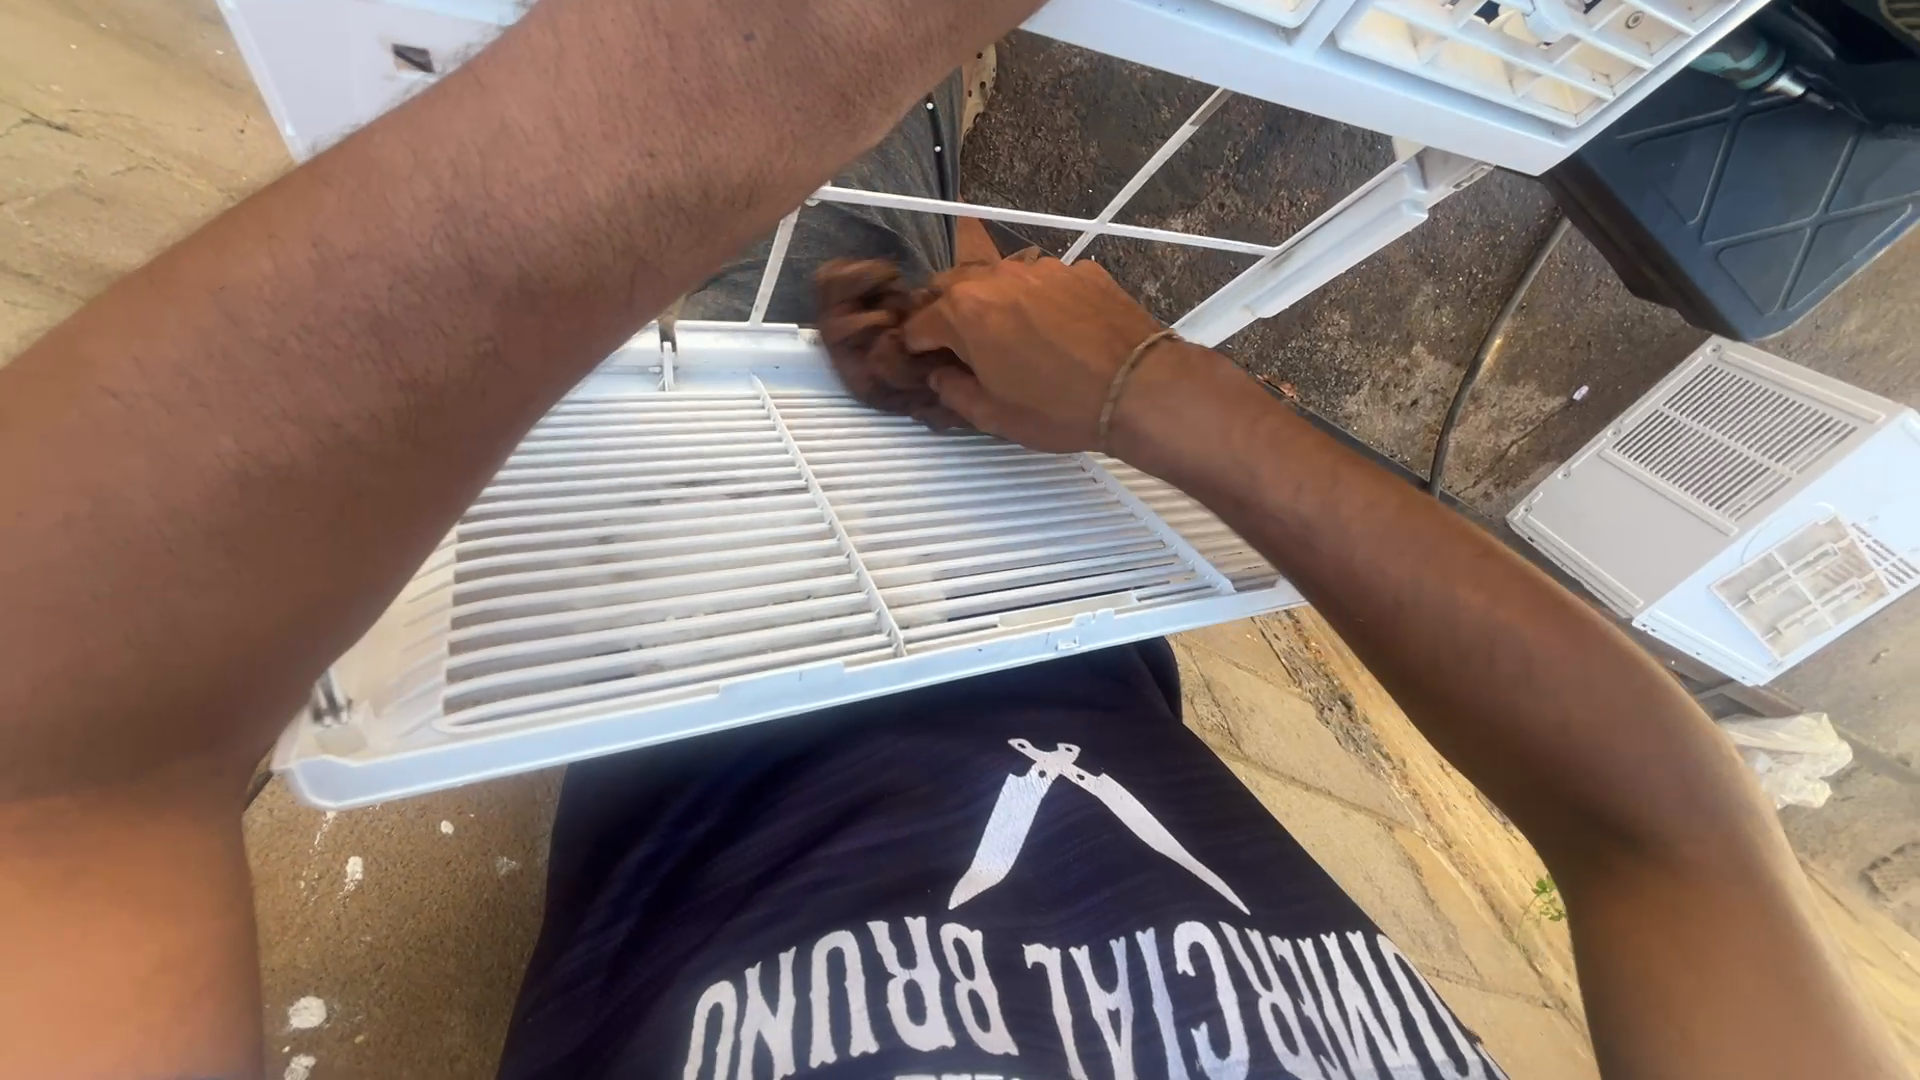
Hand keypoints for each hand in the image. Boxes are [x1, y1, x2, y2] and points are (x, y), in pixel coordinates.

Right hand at [901, 253, 1176, 453]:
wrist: (1139, 388)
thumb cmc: (1059, 408)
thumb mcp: (994, 416)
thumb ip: (954, 392)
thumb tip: (941, 376)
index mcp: (965, 312)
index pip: (918, 324)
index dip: (915, 347)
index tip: (924, 364)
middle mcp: (997, 277)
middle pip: (951, 286)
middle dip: (945, 314)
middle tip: (959, 347)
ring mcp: (1041, 268)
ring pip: (997, 277)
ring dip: (990, 302)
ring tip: (1007, 336)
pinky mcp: (1080, 270)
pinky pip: (1041, 281)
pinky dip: (1034, 300)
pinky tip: (1054, 330)